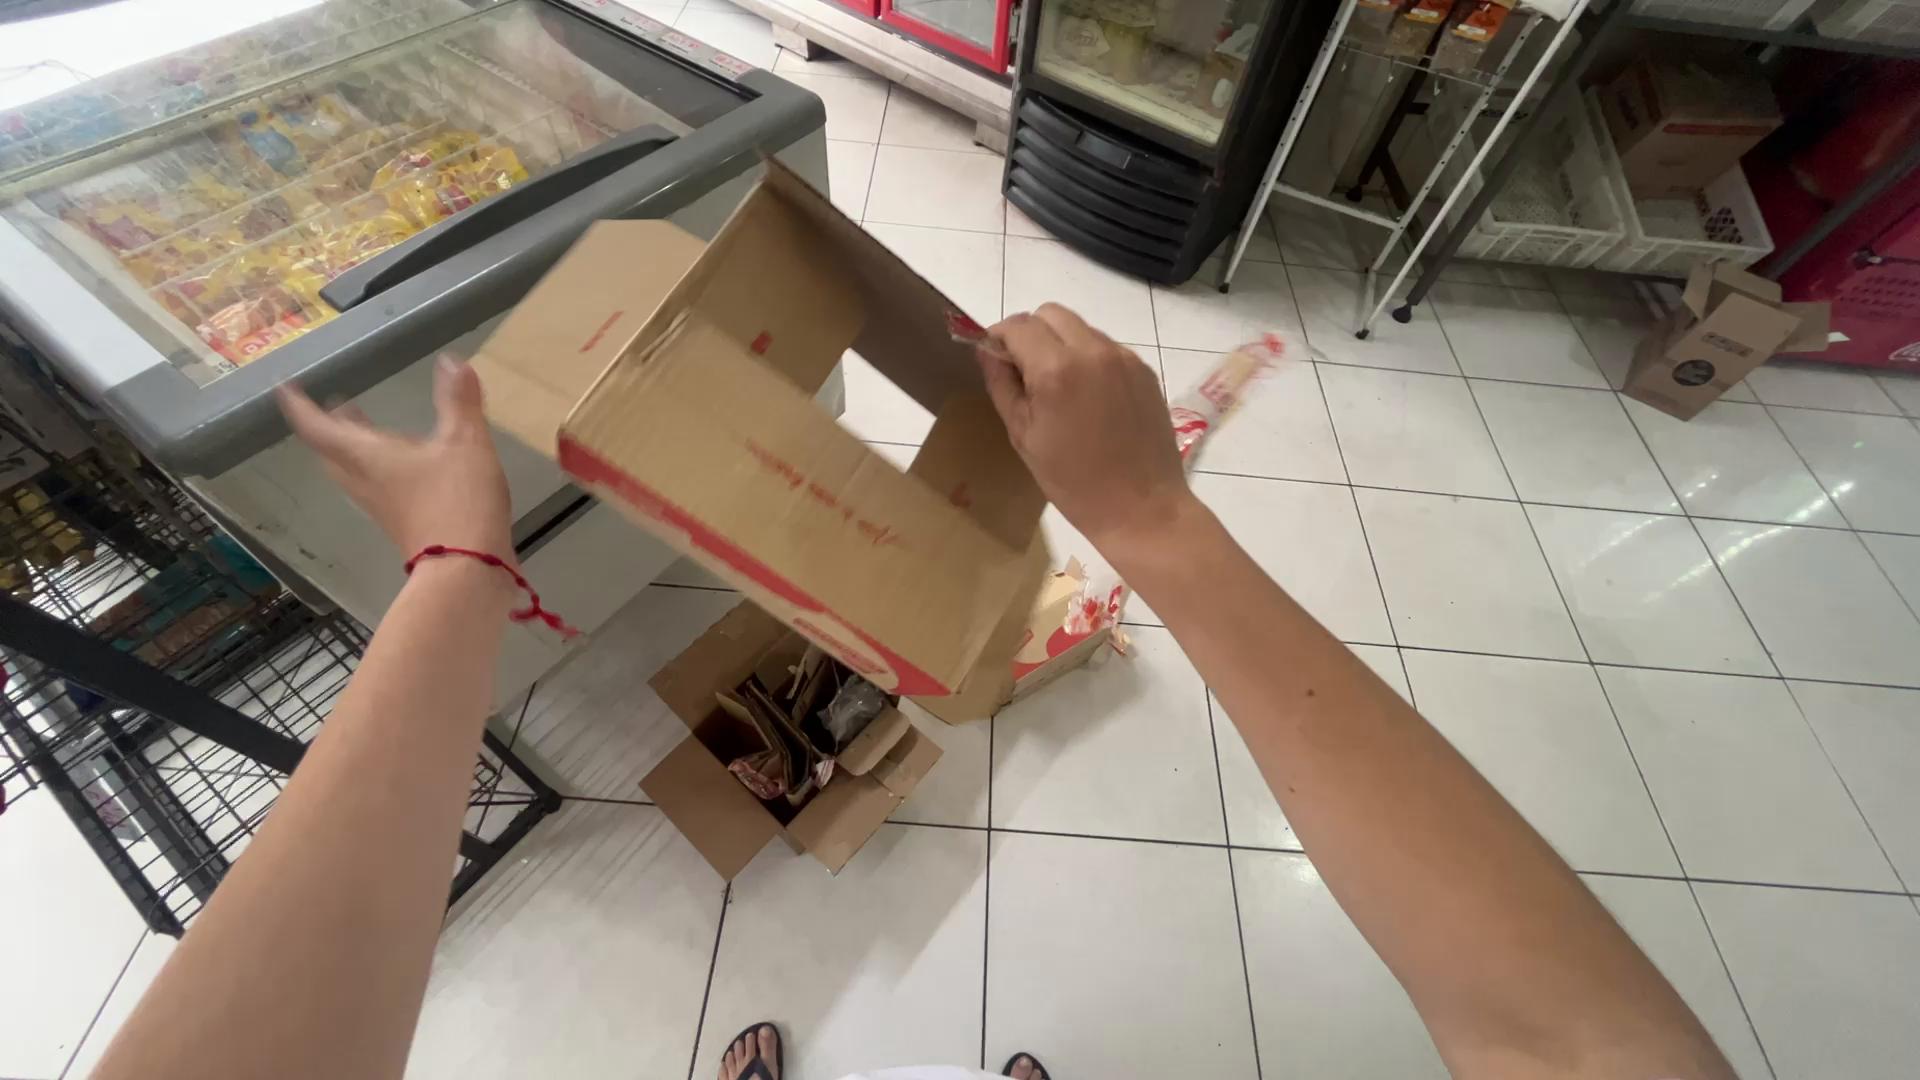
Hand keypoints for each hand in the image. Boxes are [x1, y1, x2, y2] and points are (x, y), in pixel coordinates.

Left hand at [277, 356, 511, 560]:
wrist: (468, 567)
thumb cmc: (458, 499)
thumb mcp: (466, 442)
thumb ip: (459, 402)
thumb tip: (450, 360)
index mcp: (367, 456)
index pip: (318, 426)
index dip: (300, 406)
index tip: (286, 388)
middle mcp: (365, 481)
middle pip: (333, 452)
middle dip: (333, 429)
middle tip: (337, 409)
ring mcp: (383, 507)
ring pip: (355, 473)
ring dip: (356, 451)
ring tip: (370, 434)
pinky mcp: (405, 525)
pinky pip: (381, 491)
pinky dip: (384, 472)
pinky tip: (410, 470)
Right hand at [978, 303, 1194, 551]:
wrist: (1140, 507)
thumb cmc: (1073, 482)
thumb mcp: (1024, 437)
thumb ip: (1002, 386)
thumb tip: (988, 352)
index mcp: (1057, 370)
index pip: (1018, 325)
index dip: (999, 337)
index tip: (994, 359)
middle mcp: (1093, 351)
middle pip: (1050, 314)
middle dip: (1030, 333)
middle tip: (1024, 373)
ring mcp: (1124, 358)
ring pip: (1080, 328)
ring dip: (1060, 344)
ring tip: (1059, 389)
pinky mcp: (1144, 370)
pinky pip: (1106, 348)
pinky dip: (1088, 359)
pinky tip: (1089, 399)